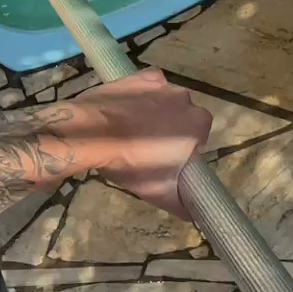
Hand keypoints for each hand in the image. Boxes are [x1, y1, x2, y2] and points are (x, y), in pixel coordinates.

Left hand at [24, 69, 210, 216]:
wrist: (93, 134)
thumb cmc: (130, 163)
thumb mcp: (160, 192)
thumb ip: (184, 205)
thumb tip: (195, 216)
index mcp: (199, 125)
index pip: (196, 140)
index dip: (180, 151)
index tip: (161, 159)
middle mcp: (187, 100)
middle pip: (181, 119)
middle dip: (168, 131)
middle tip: (142, 145)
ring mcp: (163, 84)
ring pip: (164, 102)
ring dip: (153, 113)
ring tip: (129, 129)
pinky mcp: (140, 75)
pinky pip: (147, 85)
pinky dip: (140, 94)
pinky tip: (124, 108)